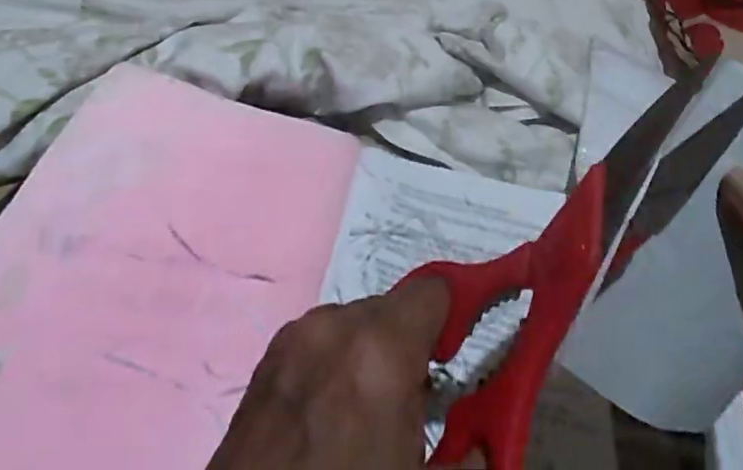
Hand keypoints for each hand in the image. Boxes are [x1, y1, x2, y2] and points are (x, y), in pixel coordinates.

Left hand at [209, 278, 449, 468]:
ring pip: (352, 325)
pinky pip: (318, 345)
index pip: (435, 290)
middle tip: (415, 403)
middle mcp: (333, 327)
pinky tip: (327, 420)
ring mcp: (291, 342)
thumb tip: (480, 439)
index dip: (456, 314)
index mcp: (379, 349)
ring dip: (369, 355)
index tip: (459, 352)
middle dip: (410, 345)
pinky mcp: (261, 365)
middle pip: (392, 309)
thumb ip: (467, 452)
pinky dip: (334, 366)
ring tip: (365, 418)